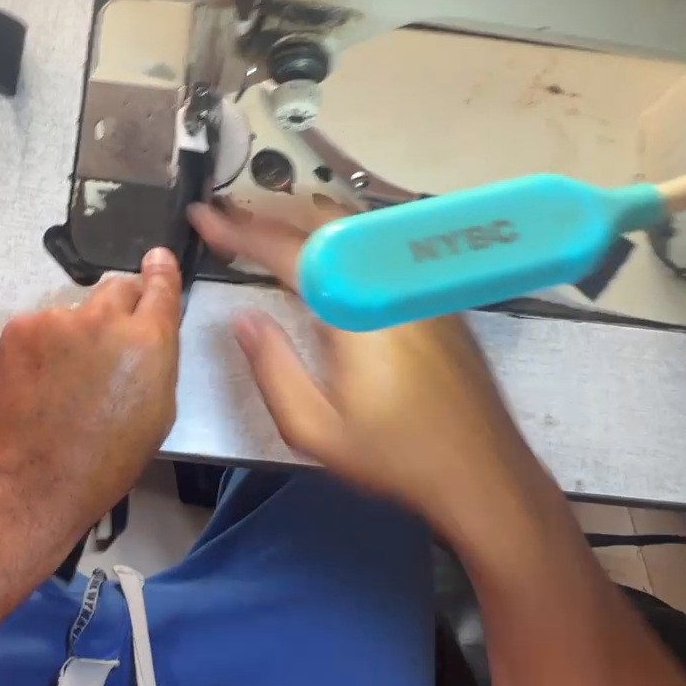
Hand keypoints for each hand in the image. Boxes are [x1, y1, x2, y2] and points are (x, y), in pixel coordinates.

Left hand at [0, 247, 182, 555]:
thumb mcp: (158, 410)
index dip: (159, 272)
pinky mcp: (20, 328)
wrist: (39, 480)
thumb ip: (158, 358)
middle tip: (105, 347)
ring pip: (74, 312)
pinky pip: (40, 327)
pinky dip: (42, 347)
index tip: (156, 260)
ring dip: (75, 334)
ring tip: (65, 381)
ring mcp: (57, 320)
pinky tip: (40, 381)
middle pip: (117, 289)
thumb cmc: (107, 458)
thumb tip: (150, 331)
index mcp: (149, 341)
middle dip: (117, 310)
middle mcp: (105, 319)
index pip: (160, 285)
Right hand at [189, 202, 557, 532]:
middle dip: (267, 211)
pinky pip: (377, 245)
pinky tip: (321, 250)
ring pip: (354, 227)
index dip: (237, 230)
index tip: (201, 218)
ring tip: (263, 224)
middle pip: (321, 221)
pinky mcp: (434, 296)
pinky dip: (337, 236)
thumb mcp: (314, 428)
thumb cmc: (394, 458)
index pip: (285, 250)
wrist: (484, 473)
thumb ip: (272, 367)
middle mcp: (389, 281)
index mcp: (353, 310)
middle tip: (225, 216)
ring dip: (302, 219)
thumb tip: (243, 318)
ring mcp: (418, 284)